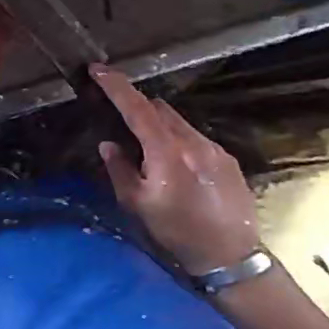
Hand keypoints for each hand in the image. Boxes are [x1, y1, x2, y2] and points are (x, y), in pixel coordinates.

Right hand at [90, 64, 259, 274]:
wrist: (231, 258)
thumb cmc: (176, 231)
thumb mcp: (135, 202)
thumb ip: (118, 168)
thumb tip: (109, 145)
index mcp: (166, 152)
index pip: (137, 108)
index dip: (115, 86)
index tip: (97, 69)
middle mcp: (194, 143)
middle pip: (159, 108)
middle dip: (137, 107)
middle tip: (120, 121)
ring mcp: (215, 150)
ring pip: (178, 122)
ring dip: (158, 125)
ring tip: (149, 149)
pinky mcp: (228, 160)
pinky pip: (195, 138)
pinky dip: (178, 140)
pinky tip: (176, 166)